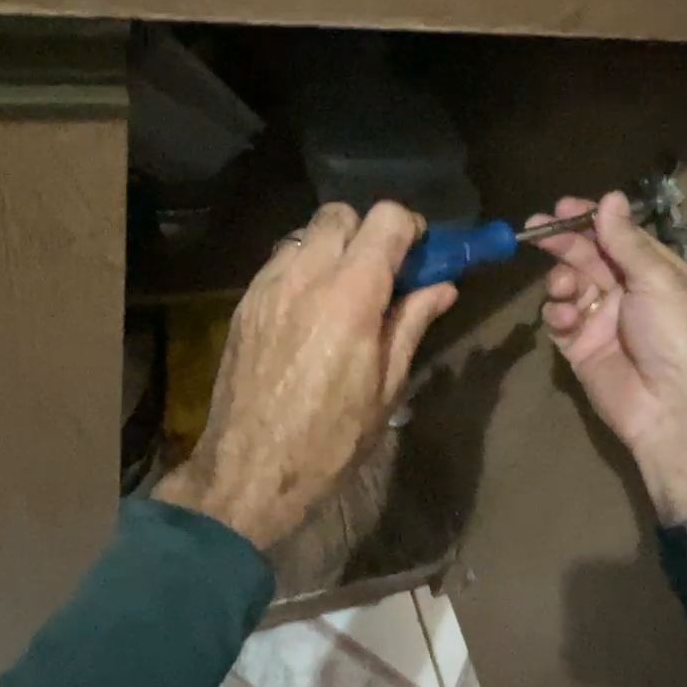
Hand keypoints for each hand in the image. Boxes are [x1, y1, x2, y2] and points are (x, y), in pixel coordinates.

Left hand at [154, 202, 457, 549]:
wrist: (249, 473)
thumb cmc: (330, 439)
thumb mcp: (386, 387)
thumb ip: (412, 323)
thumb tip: (442, 286)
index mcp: (351, 294)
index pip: (385, 219)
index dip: (410, 228)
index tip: (419, 254)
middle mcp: (306, 275)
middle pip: (340, 213)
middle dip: (366, 231)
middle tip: (381, 272)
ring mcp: (268, 285)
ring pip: (306, 233)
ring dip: (331, 247)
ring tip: (342, 292)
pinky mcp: (244, 302)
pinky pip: (279, 261)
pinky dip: (302, 268)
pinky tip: (308, 311)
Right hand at [530, 191, 686, 523]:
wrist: (676, 412)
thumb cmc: (680, 337)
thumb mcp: (660, 282)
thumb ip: (627, 242)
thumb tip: (611, 197)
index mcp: (657, 274)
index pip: (619, 237)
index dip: (591, 221)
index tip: (563, 206)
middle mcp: (629, 293)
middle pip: (589, 257)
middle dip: (564, 243)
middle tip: (538, 230)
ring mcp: (603, 321)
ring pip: (569, 285)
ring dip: (561, 279)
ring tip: (564, 288)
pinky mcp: (580, 347)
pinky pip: (559, 320)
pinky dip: (557, 313)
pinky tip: (565, 317)